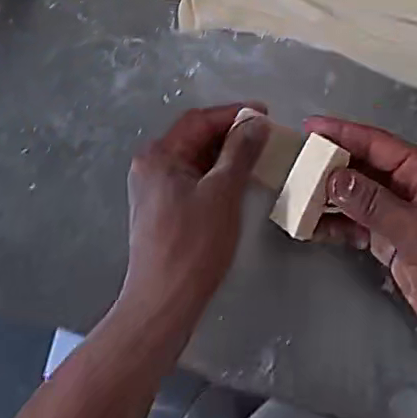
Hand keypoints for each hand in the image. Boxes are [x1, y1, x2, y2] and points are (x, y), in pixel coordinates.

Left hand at [117, 102, 266, 330]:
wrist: (163, 304)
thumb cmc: (192, 245)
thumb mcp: (223, 192)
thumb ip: (240, 152)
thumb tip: (256, 123)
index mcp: (158, 156)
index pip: (199, 120)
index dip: (233, 113)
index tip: (264, 113)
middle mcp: (151, 166)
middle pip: (195, 137)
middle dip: (231, 133)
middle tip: (264, 134)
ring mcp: (155, 188)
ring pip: (196, 158)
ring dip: (226, 154)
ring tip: (258, 154)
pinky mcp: (163, 208)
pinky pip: (194, 177)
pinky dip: (217, 173)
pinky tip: (239, 179)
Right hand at [307, 116, 416, 359]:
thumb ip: (374, 204)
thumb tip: (333, 177)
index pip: (377, 144)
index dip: (343, 134)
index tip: (309, 128)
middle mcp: (413, 187)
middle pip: (365, 167)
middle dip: (330, 165)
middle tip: (292, 163)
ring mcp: (403, 216)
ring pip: (359, 197)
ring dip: (330, 197)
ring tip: (294, 194)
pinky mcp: (396, 243)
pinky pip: (360, 225)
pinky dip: (338, 225)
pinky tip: (311, 227)